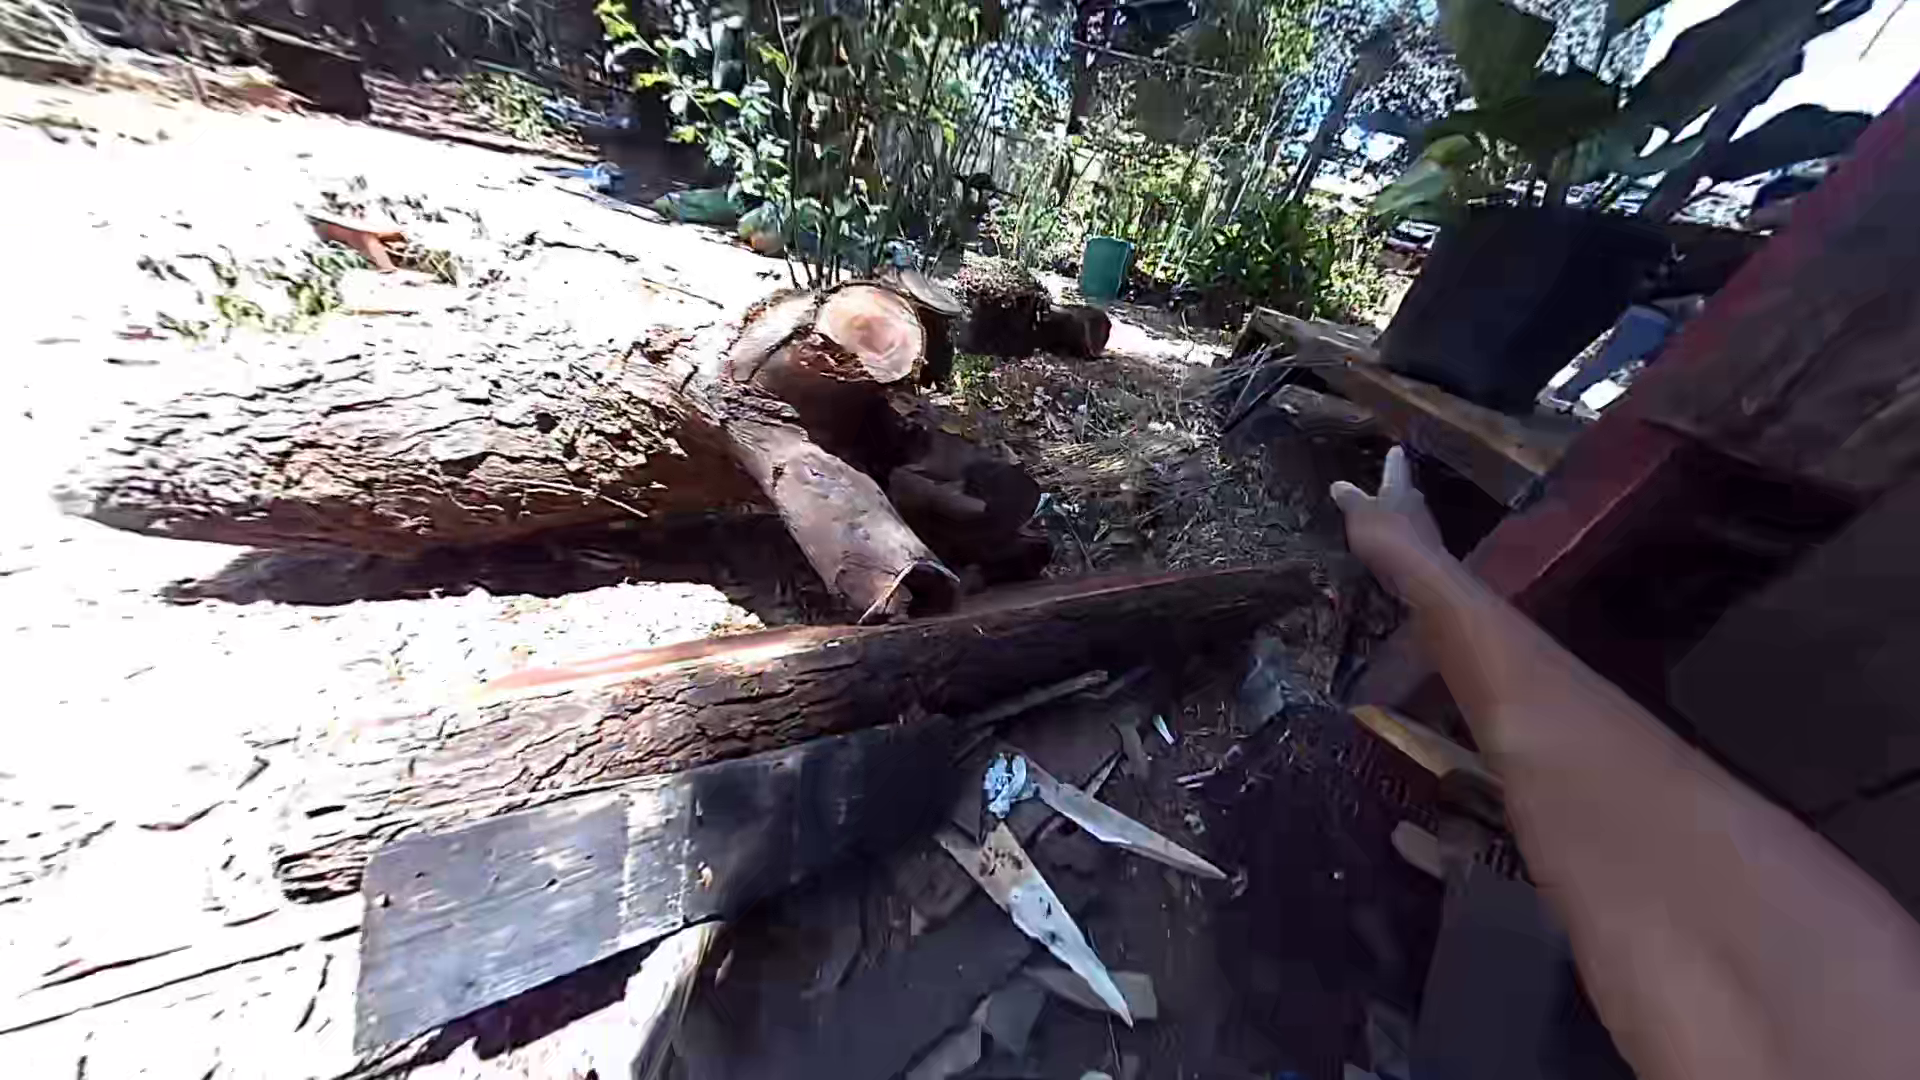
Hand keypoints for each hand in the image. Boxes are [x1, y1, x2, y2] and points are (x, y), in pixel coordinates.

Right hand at [1330, 446, 1455, 601]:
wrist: (1418, 575)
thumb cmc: (1386, 537)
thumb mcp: (1358, 514)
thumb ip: (1349, 499)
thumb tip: (1339, 484)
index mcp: (1400, 492)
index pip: (1395, 470)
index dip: (1393, 460)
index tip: (1395, 449)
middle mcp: (1415, 506)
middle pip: (1403, 492)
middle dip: (1393, 489)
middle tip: (1382, 484)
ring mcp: (1420, 529)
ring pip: (1405, 514)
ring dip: (1392, 513)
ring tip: (1377, 514)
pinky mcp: (1419, 550)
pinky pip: (1402, 536)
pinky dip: (1392, 535)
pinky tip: (1381, 542)